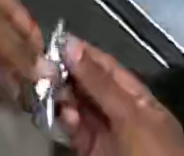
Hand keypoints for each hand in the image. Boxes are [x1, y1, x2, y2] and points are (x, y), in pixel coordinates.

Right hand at [58, 37, 183, 155]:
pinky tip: (60, 114)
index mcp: (141, 102)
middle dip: (67, 73)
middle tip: (43, 64)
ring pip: (78, 105)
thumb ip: (100, 83)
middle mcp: (122, 115)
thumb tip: (69, 43)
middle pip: (89, 85)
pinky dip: (63, 119)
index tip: (54, 39)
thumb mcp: (132, 119)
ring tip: (48, 88)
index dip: (84, 52)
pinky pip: (73, 129)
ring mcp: (106, 136)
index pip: (108, 67)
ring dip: (62, 95)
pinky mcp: (90, 153)